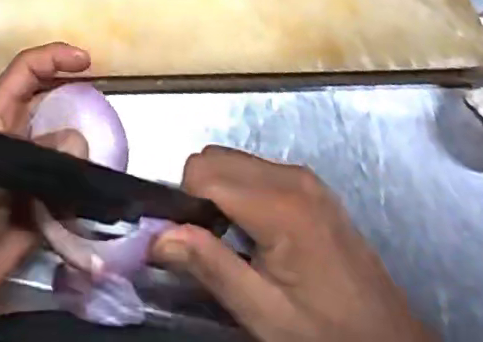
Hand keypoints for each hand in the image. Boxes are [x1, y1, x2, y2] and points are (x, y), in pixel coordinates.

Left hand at [0, 42, 89, 341]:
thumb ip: (33, 154)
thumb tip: (80, 142)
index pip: (27, 71)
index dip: (54, 58)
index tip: (86, 60)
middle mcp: (17, 136)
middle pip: (53, 104)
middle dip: (79, 100)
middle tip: (108, 108)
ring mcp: (31, 172)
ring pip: (69, 149)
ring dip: (88, 151)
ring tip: (111, 157)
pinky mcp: (42, 207)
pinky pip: (73, 192)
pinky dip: (87, 194)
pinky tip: (102, 199)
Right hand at [153, 147, 433, 341]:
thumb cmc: (327, 334)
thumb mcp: (265, 313)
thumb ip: (209, 265)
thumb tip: (155, 235)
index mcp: (280, 204)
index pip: (201, 172)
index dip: (186, 205)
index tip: (195, 245)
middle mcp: (291, 176)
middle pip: (213, 158)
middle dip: (199, 195)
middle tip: (214, 246)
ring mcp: (305, 177)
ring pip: (231, 159)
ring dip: (218, 191)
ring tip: (236, 242)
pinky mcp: (312, 185)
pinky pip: (254, 169)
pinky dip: (240, 190)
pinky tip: (257, 233)